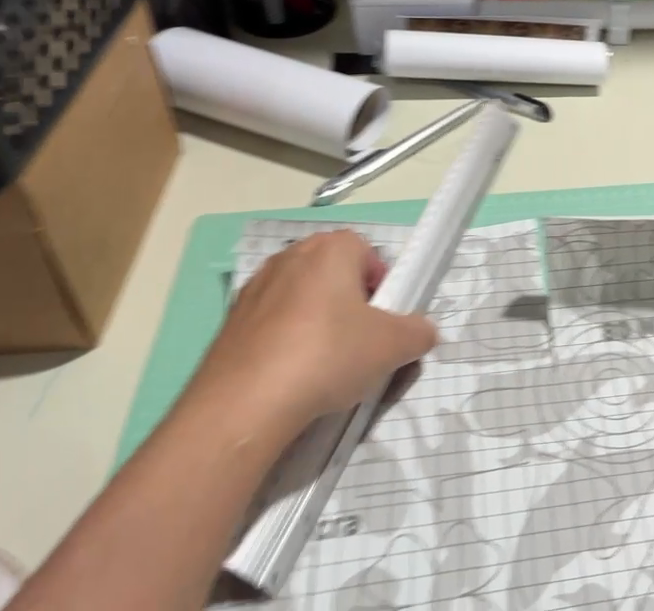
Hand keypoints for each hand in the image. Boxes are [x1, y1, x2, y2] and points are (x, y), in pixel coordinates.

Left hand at [185, 231, 437, 436]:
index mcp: (330, 249)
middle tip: (361, 343)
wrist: (244, 404)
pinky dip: (286, 343)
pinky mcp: (231, 322)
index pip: (367, 253)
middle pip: (334, 274)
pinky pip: (273, 325)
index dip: (382, 285)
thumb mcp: (393, 347)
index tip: (385, 322)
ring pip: (302, 300)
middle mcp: (290, 256)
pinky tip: (292, 378)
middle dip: (351, 304)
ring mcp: (256, 288)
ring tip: (326, 367)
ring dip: (318, 324)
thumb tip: (423, 331)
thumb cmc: (327, 357)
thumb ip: (418, 332)